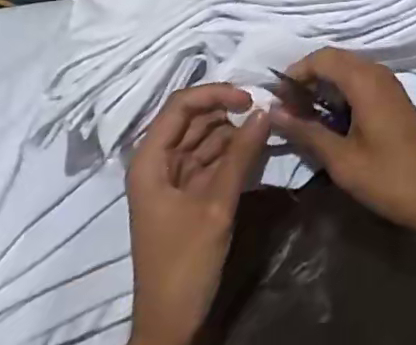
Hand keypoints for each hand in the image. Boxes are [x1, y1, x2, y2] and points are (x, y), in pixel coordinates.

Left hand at [126, 84, 269, 344]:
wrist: (172, 322)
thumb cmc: (184, 262)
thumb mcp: (216, 206)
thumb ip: (240, 155)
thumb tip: (265, 110)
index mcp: (149, 161)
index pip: (180, 106)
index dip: (215, 94)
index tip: (250, 97)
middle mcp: (158, 162)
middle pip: (193, 118)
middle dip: (227, 109)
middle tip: (265, 108)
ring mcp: (173, 178)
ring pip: (205, 137)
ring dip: (233, 129)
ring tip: (265, 124)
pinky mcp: (189, 193)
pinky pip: (212, 158)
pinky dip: (233, 150)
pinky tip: (256, 145)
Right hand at [269, 48, 415, 248]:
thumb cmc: (391, 179)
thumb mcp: (342, 160)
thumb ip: (307, 131)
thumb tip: (273, 111)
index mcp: (365, 80)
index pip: (322, 57)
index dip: (295, 71)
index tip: (275, 98)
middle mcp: (378, 73)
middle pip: (335, 59)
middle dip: (307, 77)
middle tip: (285, 108)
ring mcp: (389, 85)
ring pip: (347, 70)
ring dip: (323, 85)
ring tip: (302, 116)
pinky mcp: (394, 99)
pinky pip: (360, 82)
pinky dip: (340, 92)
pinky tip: (329, 120)